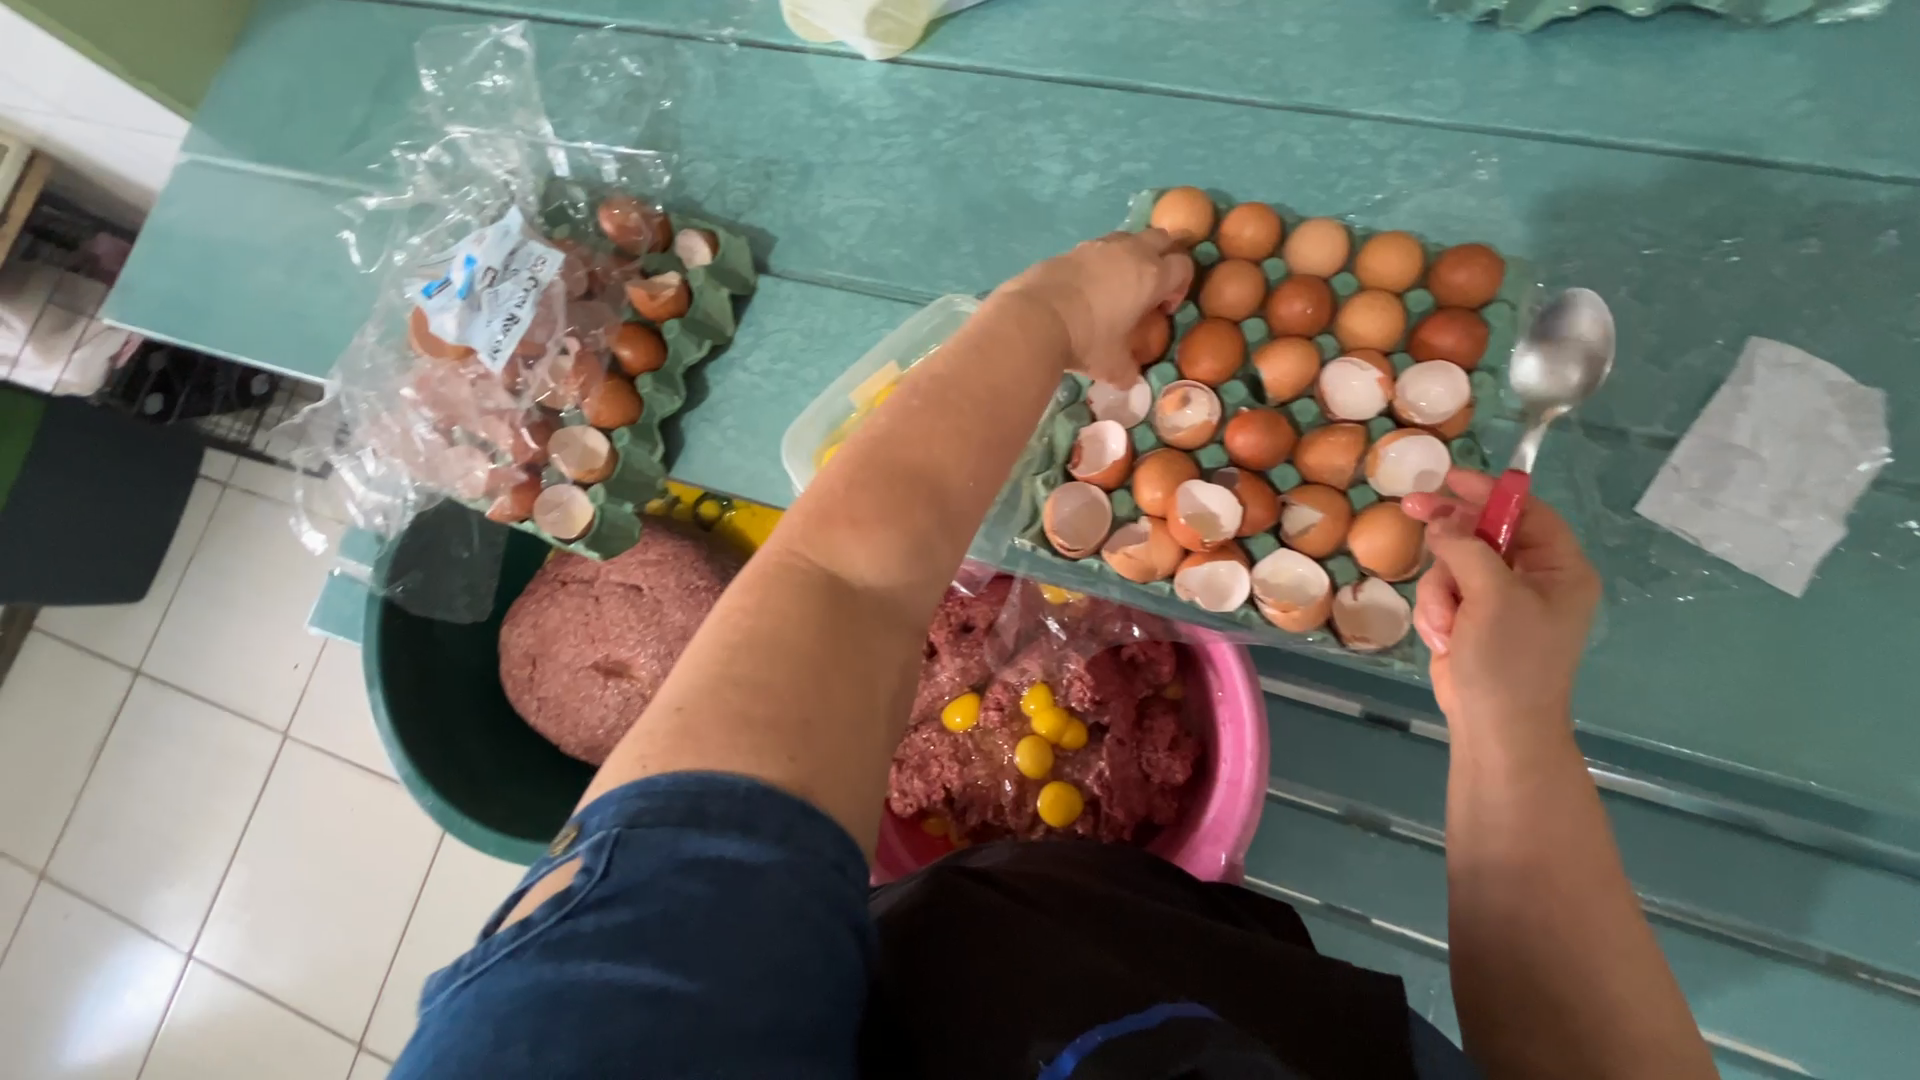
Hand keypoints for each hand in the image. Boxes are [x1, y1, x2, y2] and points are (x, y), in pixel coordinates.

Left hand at [994, 229, 1193, 387]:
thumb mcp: (1112, 365)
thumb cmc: (1086, 340)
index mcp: (1152, 276)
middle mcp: (1131, 251)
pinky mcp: (1073, 248)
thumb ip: (1127, 372)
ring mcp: (1100, 245)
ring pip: (1129, 237)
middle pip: (1163, 239)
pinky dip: (1101, 260)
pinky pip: (1098, 247)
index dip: (1180, 286)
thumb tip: (1129, 381)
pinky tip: (1087, 287)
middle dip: (1164, 258)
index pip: (1183, 267)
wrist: (1035, 317)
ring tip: (1117, 285)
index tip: (1163, 309)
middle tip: (1150, 287)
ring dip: (1132, 254)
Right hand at [1401, 469, 1600, 729]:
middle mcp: (1532, 579)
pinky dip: (1436, 612)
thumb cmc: (1510, 660)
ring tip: (1448, 623)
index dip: (1488, 492)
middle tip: (1411, 509)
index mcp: (1559, 569)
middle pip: (1482, 535)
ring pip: (1451, 566)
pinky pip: (1441, 593)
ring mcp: (1498, 600)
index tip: (1447, 478)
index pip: (1525, 512)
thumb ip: (1466, 549)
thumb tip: (1440, 521)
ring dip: (1440, 592)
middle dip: (1449, 536)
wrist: (1496, 724)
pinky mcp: (1470, 619)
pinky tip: (1444, 637)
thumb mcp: (1492, 597)